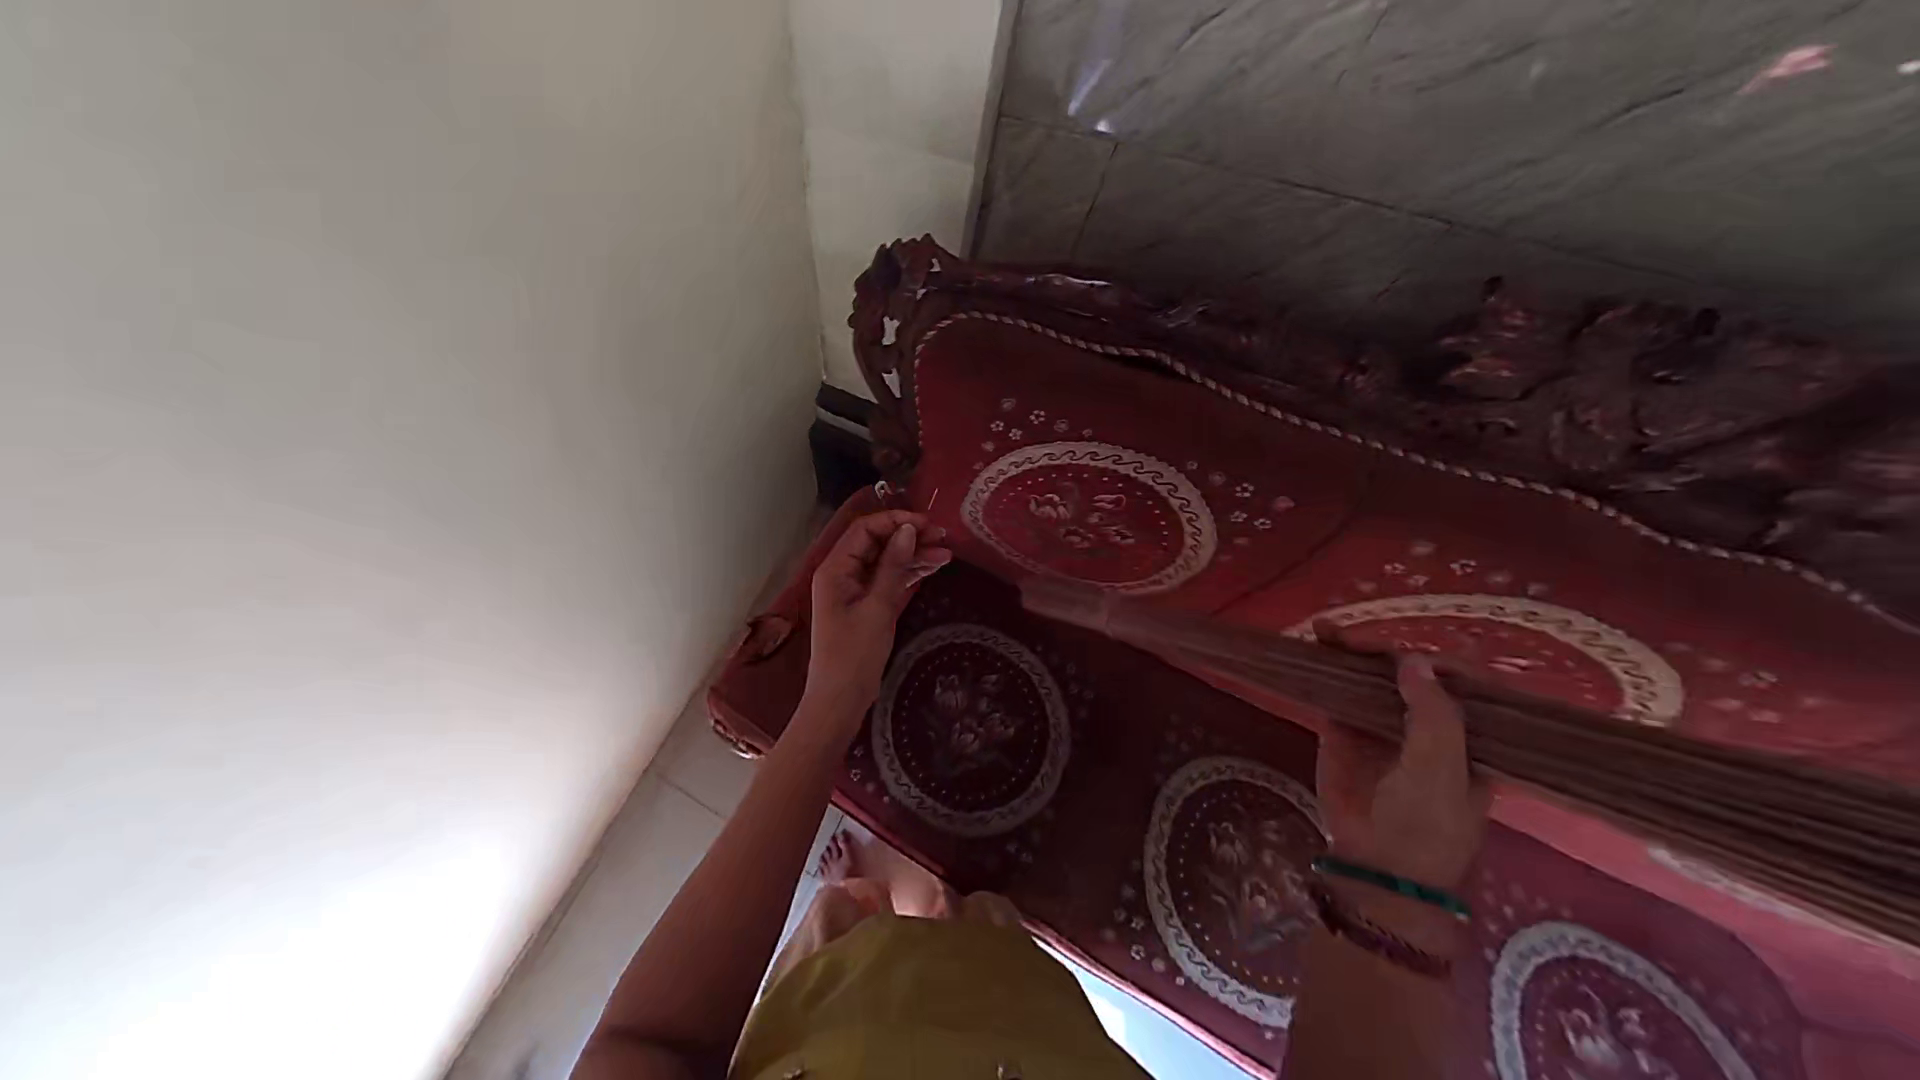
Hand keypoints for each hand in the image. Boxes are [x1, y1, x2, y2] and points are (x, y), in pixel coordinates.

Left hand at [805, 510, 951, 717]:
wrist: (841, 700)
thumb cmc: (854, 655)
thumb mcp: (878, 607)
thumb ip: (893, 567)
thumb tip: (909, 531)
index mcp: (835, 569)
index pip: (864, 529)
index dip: (896, 521)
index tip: (927, 524)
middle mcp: (842, 573)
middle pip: (877, 543)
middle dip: (909, 537)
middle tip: (943, 537)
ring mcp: (854, 589)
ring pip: (886, 561)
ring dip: (914, 555)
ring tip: (947, 554)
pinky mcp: (867, 605)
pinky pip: (889, 579)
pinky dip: (910, 573)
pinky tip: (933, 568)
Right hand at [1315, 655, 1489, 892]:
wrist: (1376, 863)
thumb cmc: (1425, 824)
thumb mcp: (1440, 771)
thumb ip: (1433, 715)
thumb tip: (1411, 658)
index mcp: (1467, 733)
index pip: (1460, 680)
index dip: (1435, 659)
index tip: (1404, 652)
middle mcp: (1425, 721)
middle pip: (1409, 670)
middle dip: (1381, 647)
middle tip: (1348, 637)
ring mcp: (1382, 724)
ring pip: (1369, 675)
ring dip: (1349, 650)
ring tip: (1324, 631)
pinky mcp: (1344, 731)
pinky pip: (1337, 693)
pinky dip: (1325, 671)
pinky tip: (1313, 651)